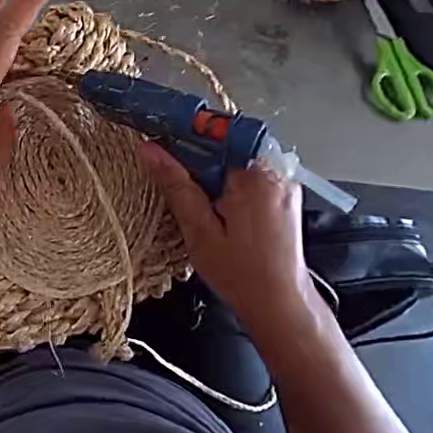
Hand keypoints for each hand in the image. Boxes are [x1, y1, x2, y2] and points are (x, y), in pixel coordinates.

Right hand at [138, 143, 321, 337]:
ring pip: (237, 153)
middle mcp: (274, 171)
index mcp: (256, 174)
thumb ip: (176, 185)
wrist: (280, 304)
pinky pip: (249, 168)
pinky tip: (209, 194)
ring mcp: (281, 180)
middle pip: (227, 138)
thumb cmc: (243, 275)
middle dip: (195, 146)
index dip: (184, 127)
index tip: (160, 131)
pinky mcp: (281, 191)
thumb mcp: (199, 230)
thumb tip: (151, 151)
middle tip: (166, 159)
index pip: (217, 130)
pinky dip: (226, 174)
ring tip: (186, 180)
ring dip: (209, 161)